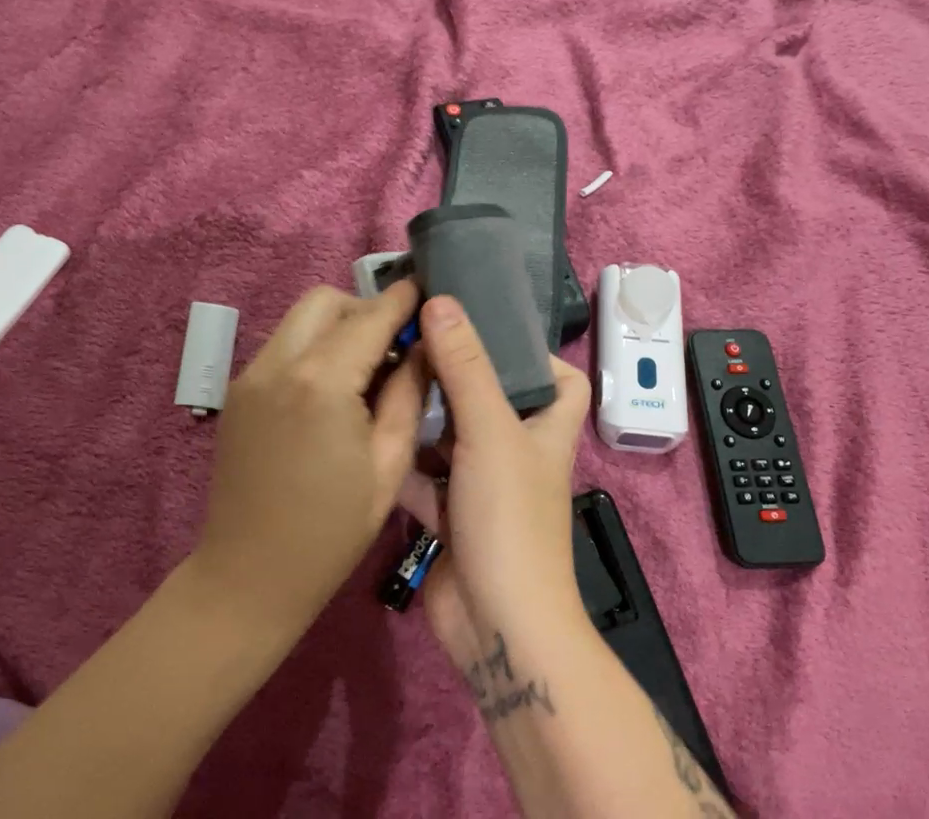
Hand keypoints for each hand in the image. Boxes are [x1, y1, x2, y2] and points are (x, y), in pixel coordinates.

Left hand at [192, 280, 426, 625]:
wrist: (249, 575)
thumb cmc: (332, 530)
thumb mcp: (389, 464)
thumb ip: (408, 393)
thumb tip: (423, 346)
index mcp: (321, 381)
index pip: (370, 316)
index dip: (403, 300)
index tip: (428, 292)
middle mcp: (278, 364)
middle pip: (325, 301)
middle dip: (364, 309)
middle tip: (395, 345)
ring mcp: (249, 377)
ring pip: (299, 320)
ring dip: (337, 328)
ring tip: (367, 371)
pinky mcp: (237, 394)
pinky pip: (282, 348)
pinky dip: (312, 350)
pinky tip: (333, 391)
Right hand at [397, 295, 591, 662]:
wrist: (498, 625)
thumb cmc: (509, 518)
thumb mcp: (490, 432)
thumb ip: (465, 369)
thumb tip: (441, 302)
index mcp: (546, 429)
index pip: (561, 380)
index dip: (537, 354)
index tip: (486, 329)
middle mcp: (518, 453)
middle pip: (493, 402)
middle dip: (457, 377)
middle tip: (410, 341)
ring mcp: (483, 487)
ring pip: (452, 440)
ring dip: (423, 417)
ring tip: (381, 376)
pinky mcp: (450, 518)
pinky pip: (424, 479)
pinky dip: (402, 462)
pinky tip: (367, 434)